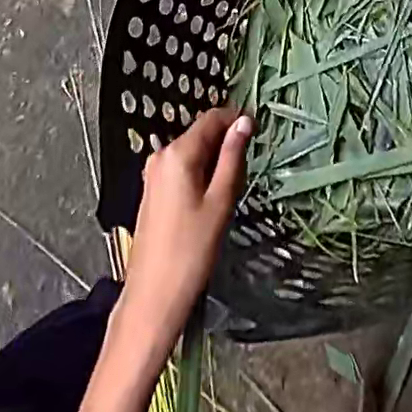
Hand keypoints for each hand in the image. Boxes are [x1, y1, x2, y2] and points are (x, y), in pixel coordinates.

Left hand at [119, 106, 253, 333]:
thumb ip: (233, 157)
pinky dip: (201, 173)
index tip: (258, 131)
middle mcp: (161, 155)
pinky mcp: (153, 189)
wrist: (154, 293)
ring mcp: (153, 172)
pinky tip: (211, 199)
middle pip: (201, 133)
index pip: (211, 118)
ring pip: (193, 151)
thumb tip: (244, 121)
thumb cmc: (192, 249)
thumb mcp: (221, 200)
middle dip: (226, 143)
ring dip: (215, 160)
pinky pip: (182, 168)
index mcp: (178, 153)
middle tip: (246, 170)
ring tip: (231, 189)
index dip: (235, 118)